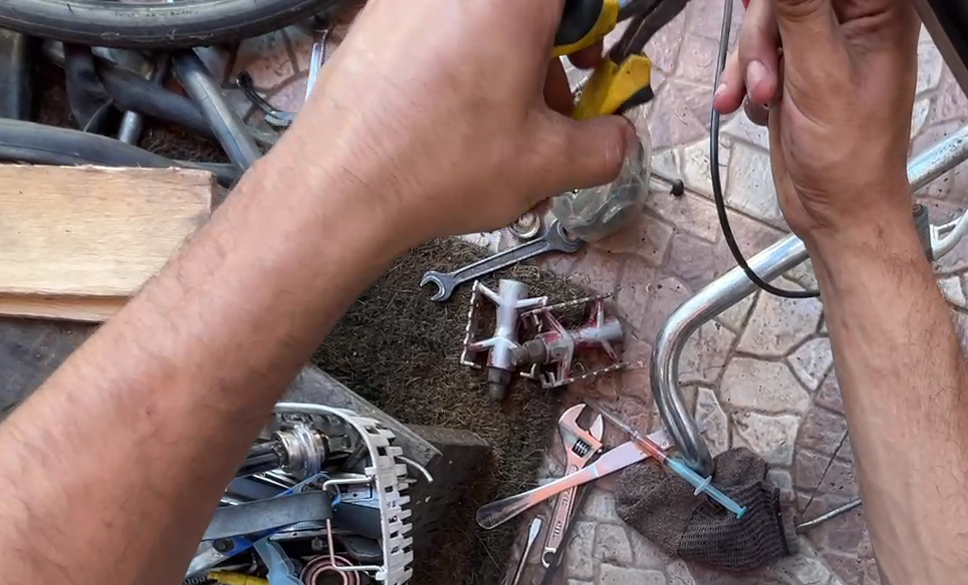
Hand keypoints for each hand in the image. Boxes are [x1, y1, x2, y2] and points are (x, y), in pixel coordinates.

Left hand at [262, 0, 635, 258]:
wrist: (348, 183)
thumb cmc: (437, 163)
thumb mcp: (548, 164)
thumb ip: (603, 147)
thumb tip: (619, 140)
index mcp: (509, 0)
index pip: (574, 1)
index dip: (592, 24)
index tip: (594, 59)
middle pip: (531, 12)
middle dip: (555, 53)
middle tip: (562, 103)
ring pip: (490, 23)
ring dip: (516, 70)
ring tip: (513, 135)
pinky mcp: (385, 16)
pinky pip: (449, 31)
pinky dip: (474, 70)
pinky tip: (469, 127)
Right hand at [714, 0, 919, 245]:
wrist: (836, 214)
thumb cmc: (849, 161)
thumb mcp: (819, 74)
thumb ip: (797, 7)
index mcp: (879, 10)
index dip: (788, 2)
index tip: (774, 23)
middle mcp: (854, 22)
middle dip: (763, 34)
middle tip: (764, 78)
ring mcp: (822, 48)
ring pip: (767, 23)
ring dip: (750, 61)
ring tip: (758, 98)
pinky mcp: (797, 73)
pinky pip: (760, 55)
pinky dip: (747, 80)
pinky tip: (750, 105)